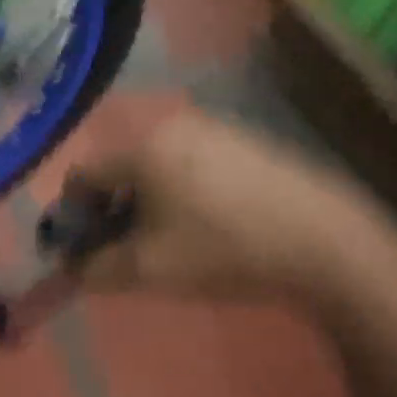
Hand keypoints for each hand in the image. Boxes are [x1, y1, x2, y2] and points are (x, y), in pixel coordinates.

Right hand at [77, 113, 393, 303]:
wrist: (329, 247)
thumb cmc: (223, 250)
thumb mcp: (145, 270)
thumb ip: (91, 269)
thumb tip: (68, 269)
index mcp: (143, 148)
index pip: (81, 177)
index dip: (72, 218)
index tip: (85, 252)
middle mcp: (175, 126)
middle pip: (119, 171)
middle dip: (110, 213)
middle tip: (125, 253)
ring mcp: (219, 131)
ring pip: (156, 170)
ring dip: (146, 206)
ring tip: (168, 245)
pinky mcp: (251, 145)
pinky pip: (193, 168)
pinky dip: (182, 197)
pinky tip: (207, 230)